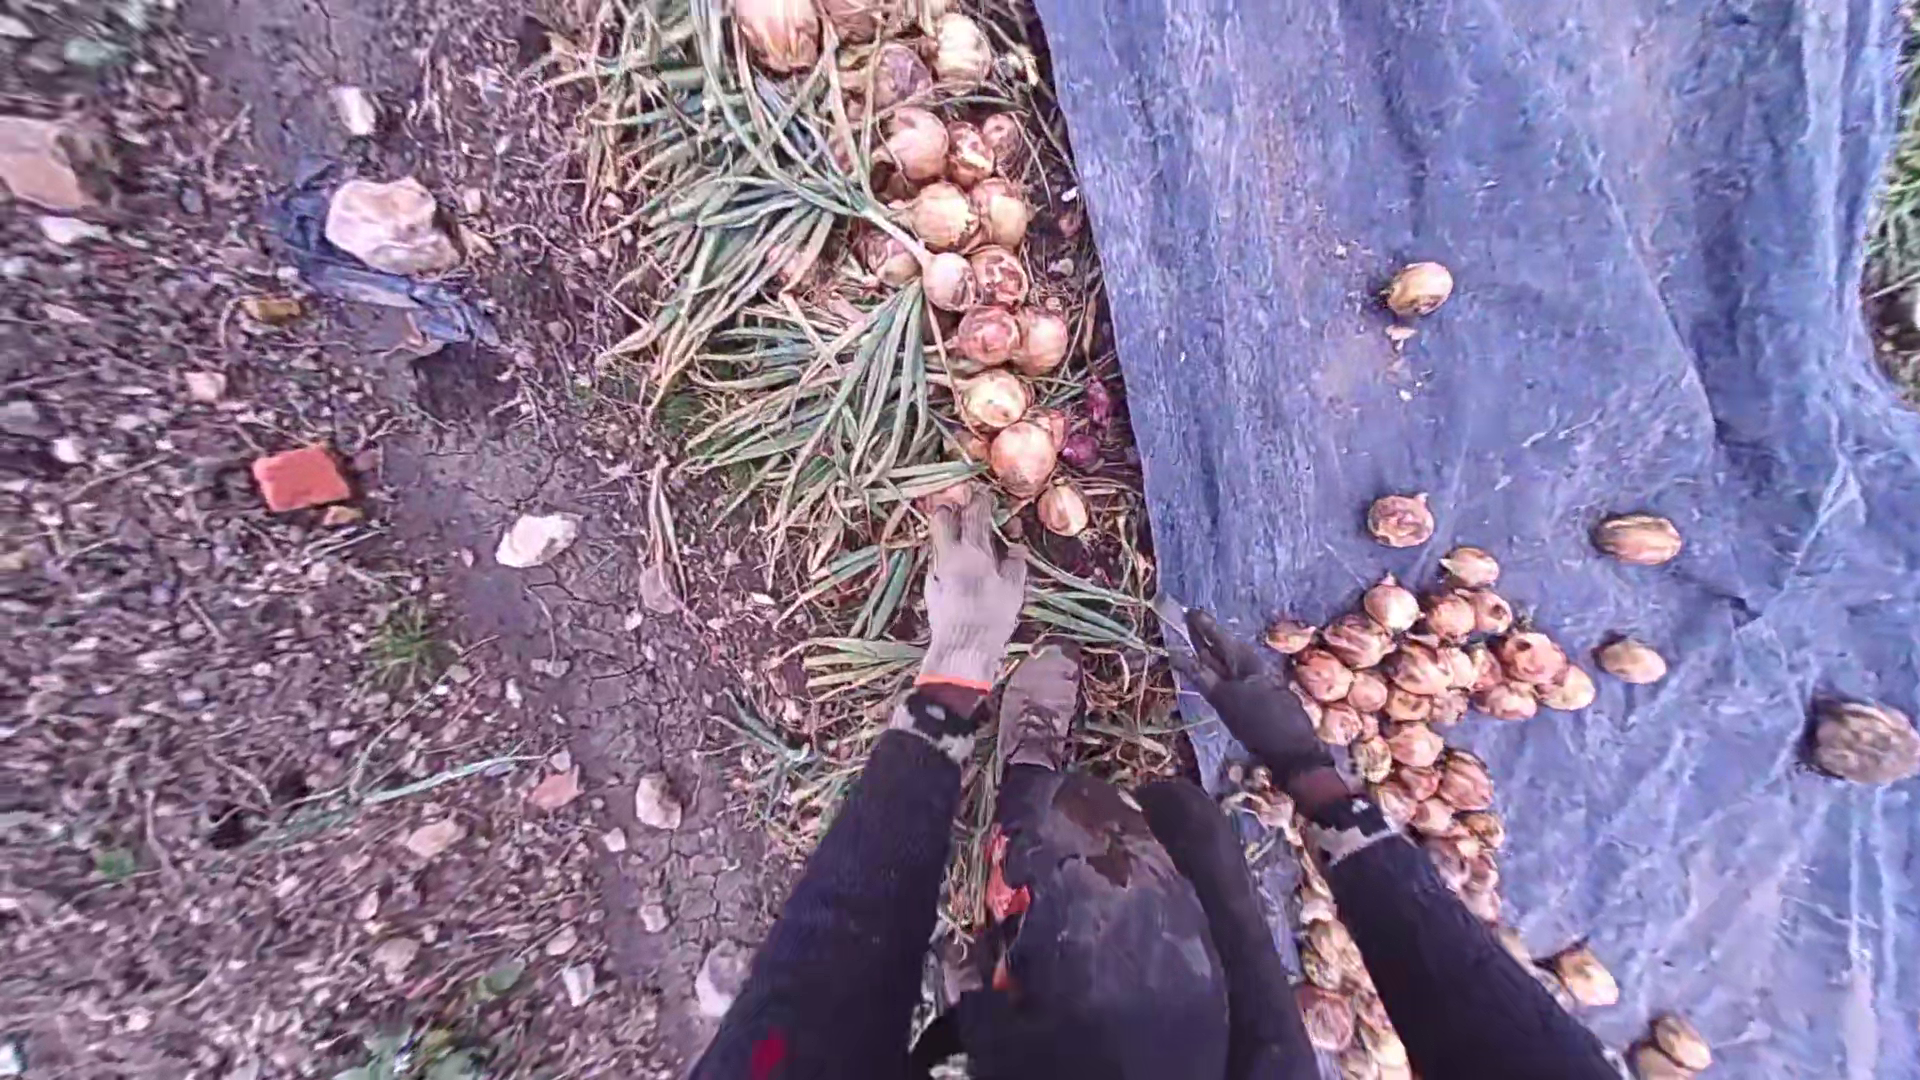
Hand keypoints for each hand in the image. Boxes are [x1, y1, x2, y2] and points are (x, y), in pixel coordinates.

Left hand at [920, 488, 1026, 687]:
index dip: (979, 501)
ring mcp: (936, 570)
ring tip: (964, 539)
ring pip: (937, 540)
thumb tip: (1015, 548)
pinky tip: (959, 568)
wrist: (962, 648)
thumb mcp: (1012, 590)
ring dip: (948, 534)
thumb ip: (1014, 564)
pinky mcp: (930, 586)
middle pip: (941, 518)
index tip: (983, 496)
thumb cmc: (992, 617)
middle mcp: (949, 555)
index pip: (974, 514)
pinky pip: (938, 561)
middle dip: (950, 509)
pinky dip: (947, 557)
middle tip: (962, 509)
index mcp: (974, 551)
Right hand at [1171, 608, 1332, 788]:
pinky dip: (1218, 670)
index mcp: (1245, 661)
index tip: (1189, 611)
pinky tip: (1211, 672)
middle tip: (1187, 620)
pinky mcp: (1258, 697)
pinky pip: (1233, 676)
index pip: (1218, 637)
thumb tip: (1176, 655)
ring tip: (1194, 642)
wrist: (1293, 753)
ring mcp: (1256, 682)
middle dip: (1205, 635)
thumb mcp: (1222, 698)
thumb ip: (1199, 674)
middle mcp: (1251, 667)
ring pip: (1228, 662)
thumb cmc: (1257, 723)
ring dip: (1210, 652)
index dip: (1203, 625)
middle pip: (1222, 647)